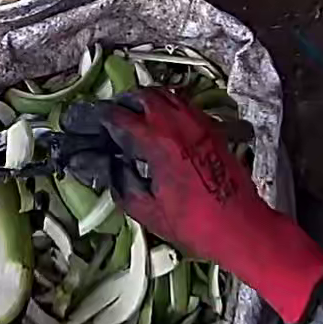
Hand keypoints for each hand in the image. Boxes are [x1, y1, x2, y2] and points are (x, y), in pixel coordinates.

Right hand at [63, 88, 322, 323]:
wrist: (244, 228)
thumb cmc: (192, 224)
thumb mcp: (145, 209)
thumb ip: (119, 181)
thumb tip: (100, 163)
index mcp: (156, 142)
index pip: (116, 116)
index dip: (93, 116)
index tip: (78, 120)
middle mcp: (176, 123)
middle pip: (141, 96)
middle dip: (120, 103)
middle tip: (108, 118)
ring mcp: (197, 122)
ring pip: (164, 94)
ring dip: (144, 101)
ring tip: (133, 117)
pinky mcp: (211, 128)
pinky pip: (183, 104)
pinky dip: (166, 106)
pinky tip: (161, 124)